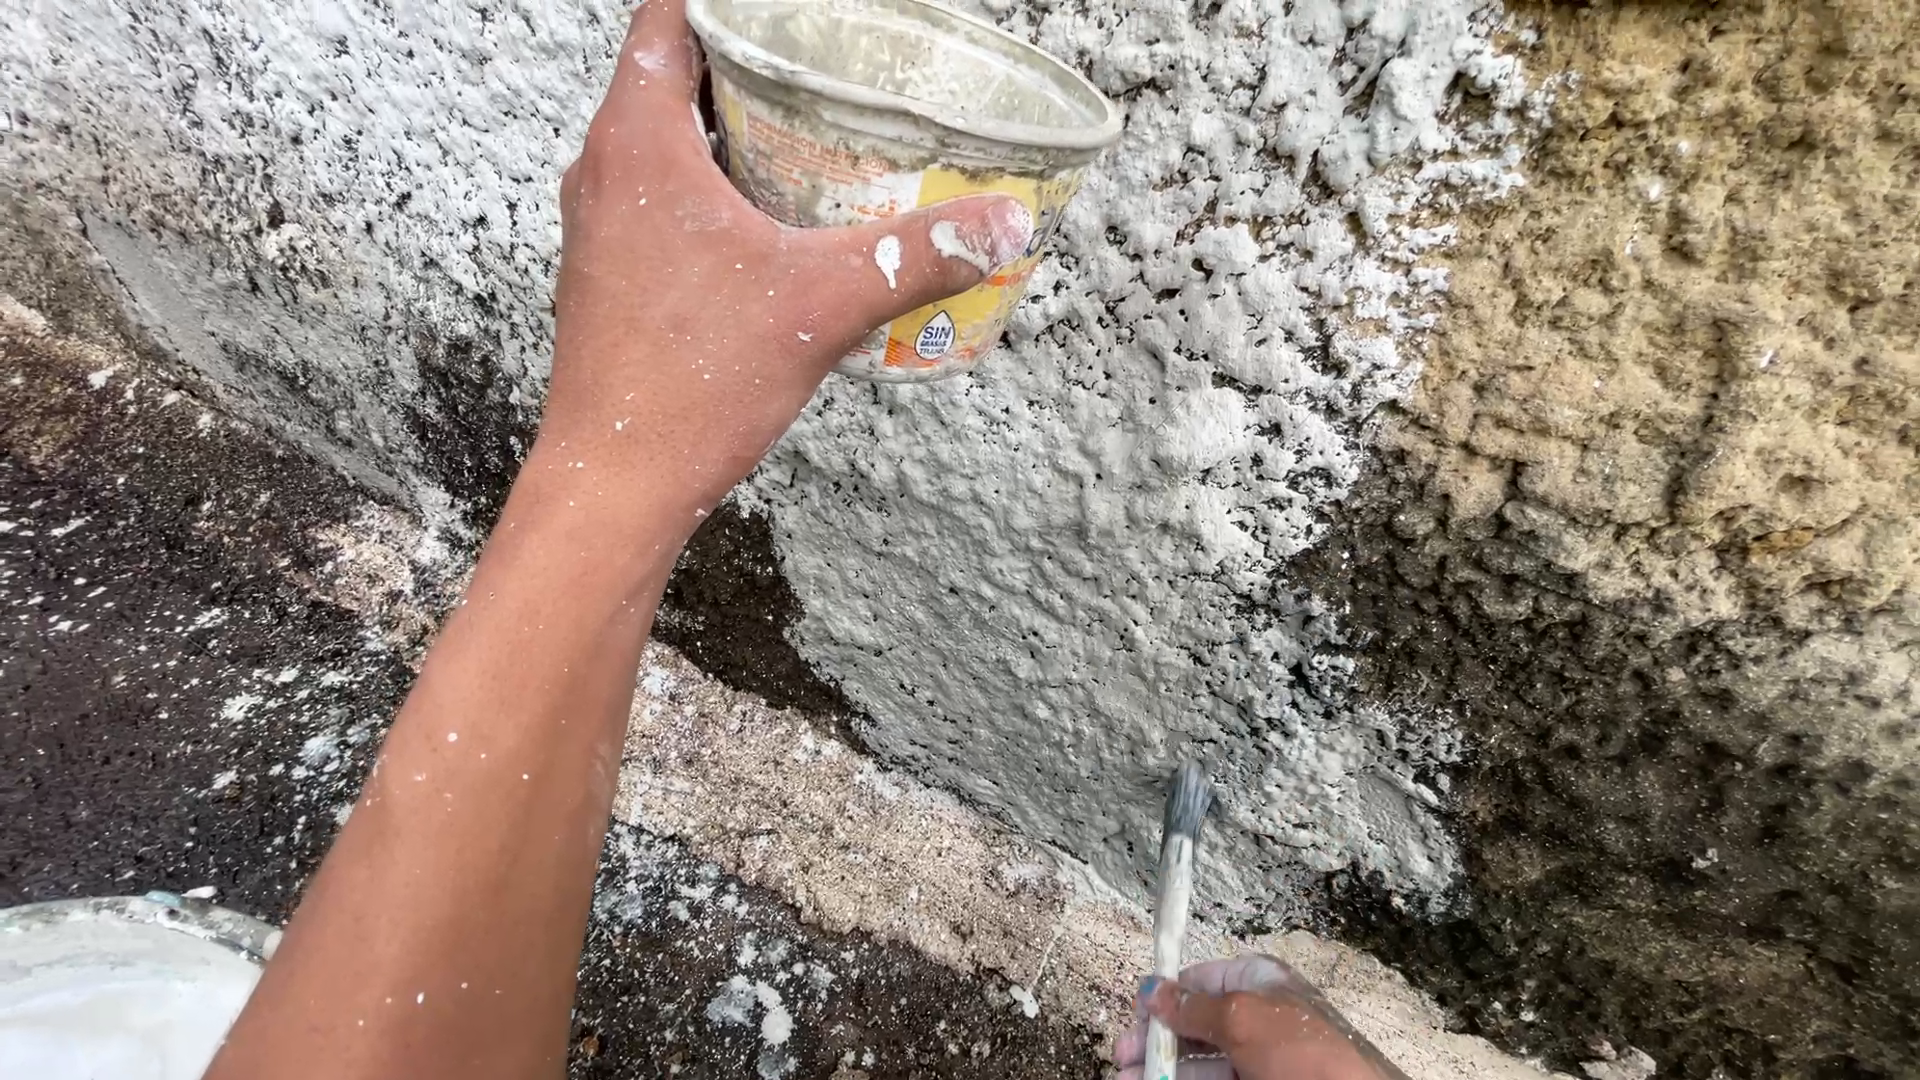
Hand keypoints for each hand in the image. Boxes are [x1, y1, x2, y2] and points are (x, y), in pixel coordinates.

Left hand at [538, 0, 1033, 534]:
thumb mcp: (823, 305)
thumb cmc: (695, 384)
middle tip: (825, 93)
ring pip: (669, 156)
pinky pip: (665, 216)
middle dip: (751, 79)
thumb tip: (1002, 223)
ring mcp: (603, 233)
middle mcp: (605, 175)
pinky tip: (772, 247)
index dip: (737, 13)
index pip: (673, 21)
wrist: (619, 481)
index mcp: (640, 144)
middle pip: (675, 84)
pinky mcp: (615, 284)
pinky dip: (716, 209)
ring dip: (734, 149)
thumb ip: (916, 258)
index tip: (797, 29)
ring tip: (811, 162)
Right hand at [1113, 956, 1407, 1079]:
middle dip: (1157, 1040)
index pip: (1201, 980)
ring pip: (1200, 1065)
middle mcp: (1256, 1021)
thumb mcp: (1242, 1020)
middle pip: (1195, 1026)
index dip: (1167, 995)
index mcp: (1257, 985)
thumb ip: (1192, 1006)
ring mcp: (1259, 1065)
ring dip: (1162, 1070)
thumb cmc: (1303, 1057)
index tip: (1137, 1014)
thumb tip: (1152, 988)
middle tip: (1122, 1057)